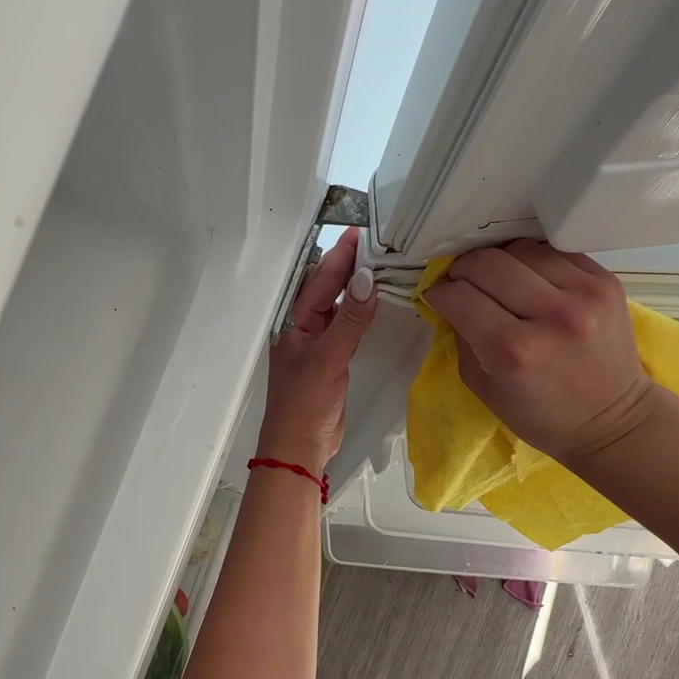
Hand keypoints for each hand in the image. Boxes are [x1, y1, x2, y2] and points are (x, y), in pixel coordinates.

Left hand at [257, 226, 378, 471]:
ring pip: (339, 305)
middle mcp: (303, 328)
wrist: (298, 448)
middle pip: (329, 287)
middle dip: (351, 263)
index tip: (366, 229)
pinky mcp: (331, 360)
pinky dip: (361, 310)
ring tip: (384, 260)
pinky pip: (346, 325)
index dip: (342, 254)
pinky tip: (376, 299)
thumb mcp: (328, 359)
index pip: (321, 279)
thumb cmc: (305, 405)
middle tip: (382, 238)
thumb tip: (368, 278)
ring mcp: (317, 344)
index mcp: (294, 323)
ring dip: (358, 285)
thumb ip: (349, 320)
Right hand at [423, 239, 658, 460]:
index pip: (460, 296)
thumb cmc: (538, 414)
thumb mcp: (482, 386)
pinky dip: (532, 261)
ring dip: (499, 261)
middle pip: (487, 263)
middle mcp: (550, 316)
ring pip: (520, 249)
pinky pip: (555, 251)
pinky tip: (528, 279)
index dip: (440, 292)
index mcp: (513, 350)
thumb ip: (463, 338)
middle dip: (463, 269)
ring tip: (497, 280)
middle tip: (461, 283)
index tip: (438, 296)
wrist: (610, 419)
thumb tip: (450, 299)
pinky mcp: (606, 281)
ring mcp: (584, 294)